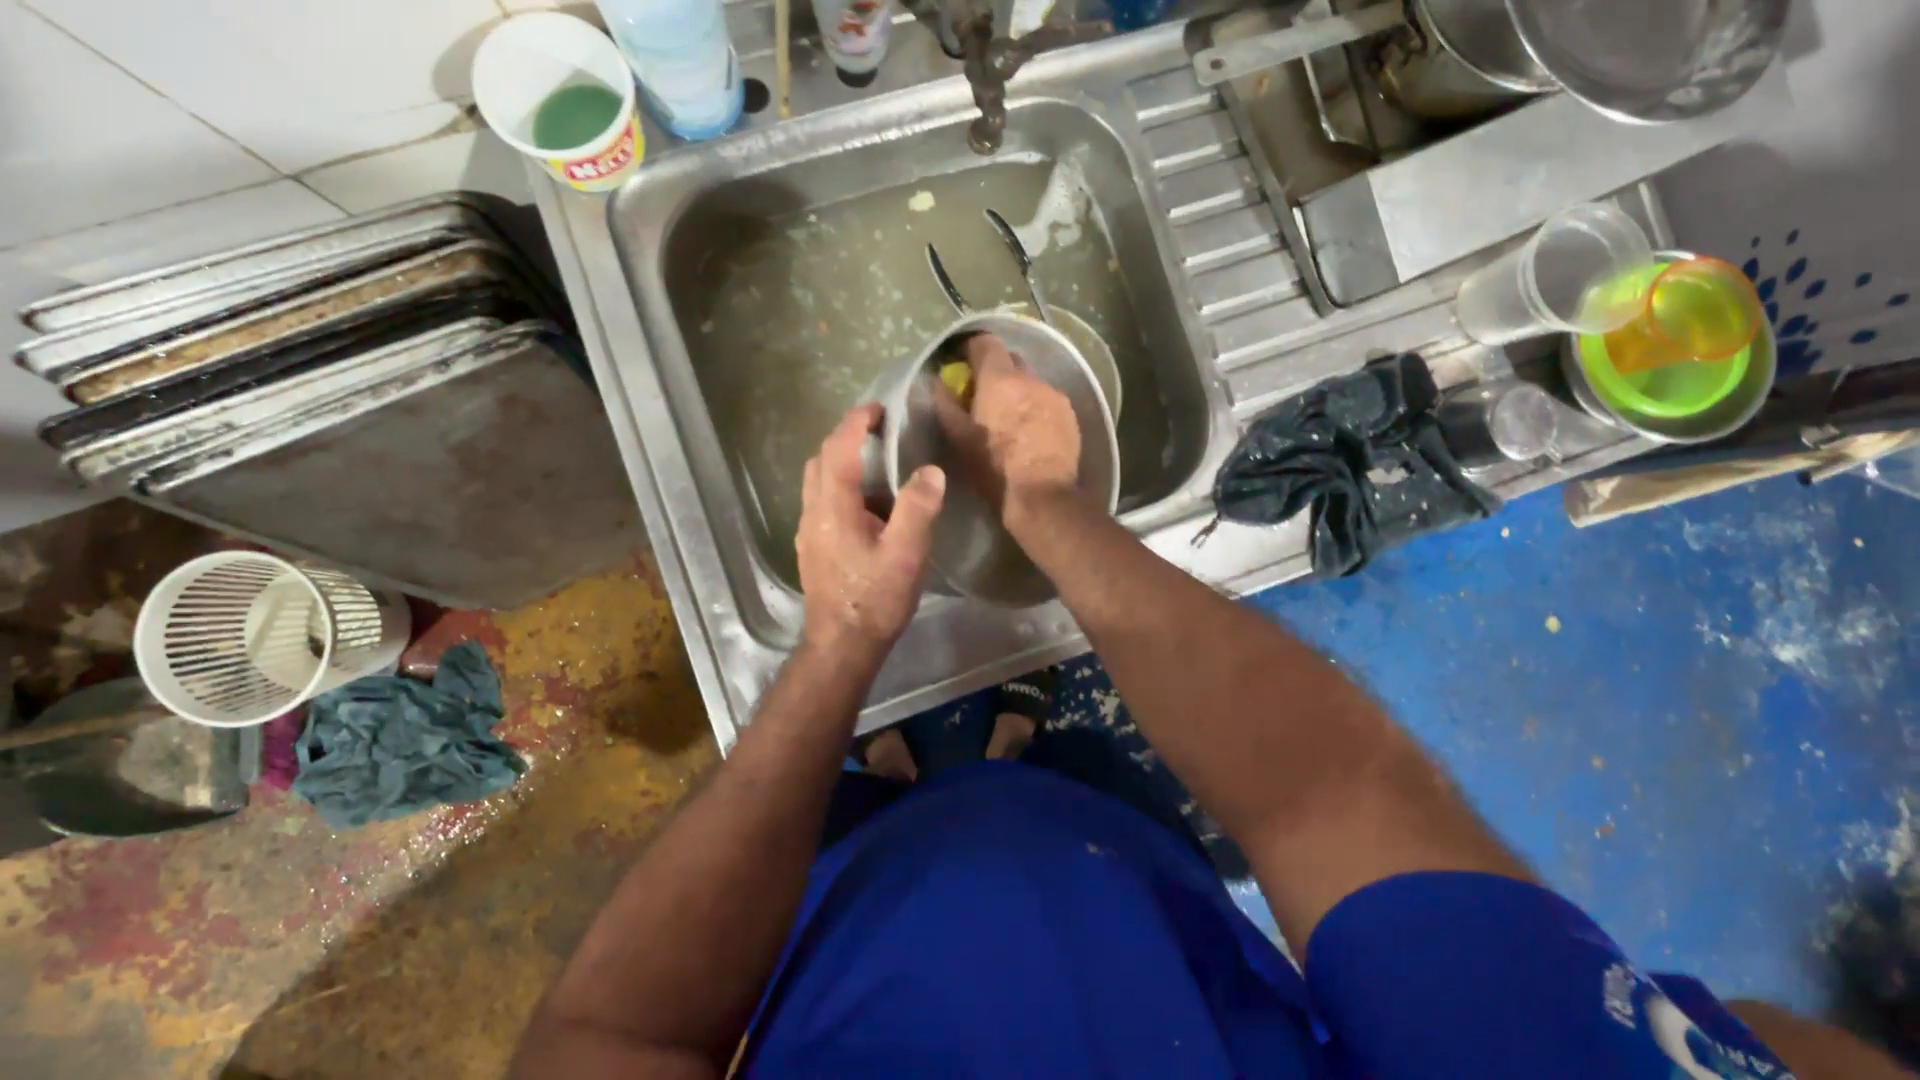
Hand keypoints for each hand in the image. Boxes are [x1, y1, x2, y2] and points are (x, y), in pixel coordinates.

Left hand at [796, 404, 945, 656]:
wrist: (842, 646)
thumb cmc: (874, 600)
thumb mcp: (905, 554)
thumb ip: (917, 508)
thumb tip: (930, 470)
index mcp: (832, 507)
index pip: (838, 448)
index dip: (856, 422)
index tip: (879, 407)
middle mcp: (813, 513)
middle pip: (820, 460)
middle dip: (845, 438)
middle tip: (878, 431)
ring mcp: (809, 532)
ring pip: (818, 482)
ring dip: (841, 462)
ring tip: (876, 464)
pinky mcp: (814, 549)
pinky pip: (823, 502)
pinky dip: (841, 486)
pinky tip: (869, 506)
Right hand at [934, 333, 1080, 521]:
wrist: (1042, 497)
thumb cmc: (994, 469)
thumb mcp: (959, 439)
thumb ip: (946, 404)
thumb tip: (939, 382)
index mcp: (1000, 379)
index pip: (985, 342)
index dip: (971, 350)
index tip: (963, 366)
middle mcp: (1031, 378)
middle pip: (1011, 361)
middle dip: (996, 373)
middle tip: (984, 397)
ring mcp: (1054, 395)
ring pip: (1031, 382)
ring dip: (1018, 393)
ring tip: (1010, 420)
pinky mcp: (1070, 415)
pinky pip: (1048, 401)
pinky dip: (1036, 408)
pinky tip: (1031, 433)